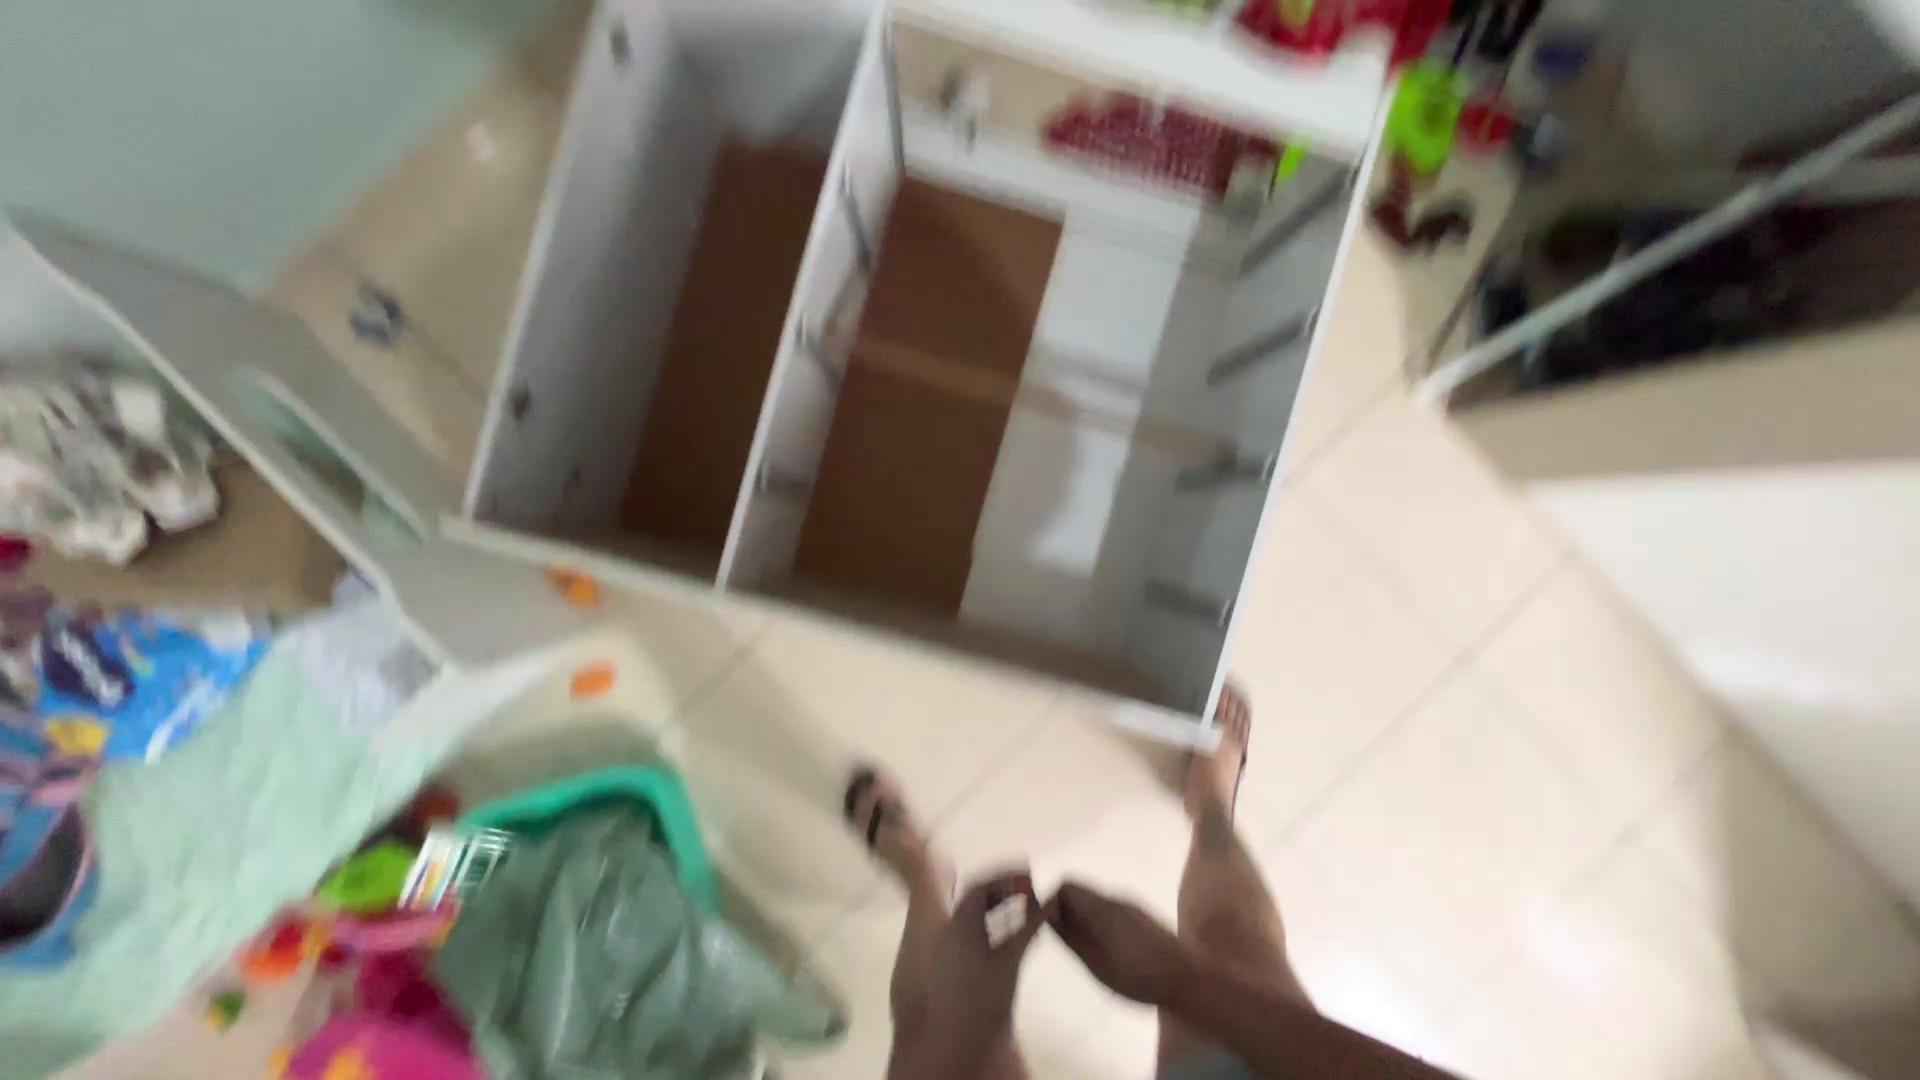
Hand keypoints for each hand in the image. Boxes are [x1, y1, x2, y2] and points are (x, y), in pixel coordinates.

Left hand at [923, 870, 1044, 1062]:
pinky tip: (1011, 939)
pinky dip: (993, 930)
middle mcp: (950, 934)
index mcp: (959, 925)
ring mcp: (949, 953)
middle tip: (1028, 890)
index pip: (979, 886)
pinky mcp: (953, 972)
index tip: (1028, 874)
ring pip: (973, 920)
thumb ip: (1029, 927)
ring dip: (997, 910)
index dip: (1004, 876)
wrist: (958, 1049)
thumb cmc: (984, 1001)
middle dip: (1000, 891)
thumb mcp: (1010, 961)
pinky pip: (973, 938)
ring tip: (1025, 911)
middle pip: (974, 900)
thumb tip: (1051, 901)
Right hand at [1048, 880, 1188, 1006]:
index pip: (1066, 884)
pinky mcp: (1142, 915)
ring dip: (1083, 916)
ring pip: (1095, 900)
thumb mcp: (1096, 964)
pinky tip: (1108, 949)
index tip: (1050, 926)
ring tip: (1086, 949)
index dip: (1052, 901)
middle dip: (1066, 909)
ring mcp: (1131, 904)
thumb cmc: (1138, 977)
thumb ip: (1070, 938)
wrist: (1189, 980)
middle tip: (1066, 940)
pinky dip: (1099, 921)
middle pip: (1080, 890)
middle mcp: (1115, 897)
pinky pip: (1110, 908)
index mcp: (1100, 907)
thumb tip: (1048, 917)